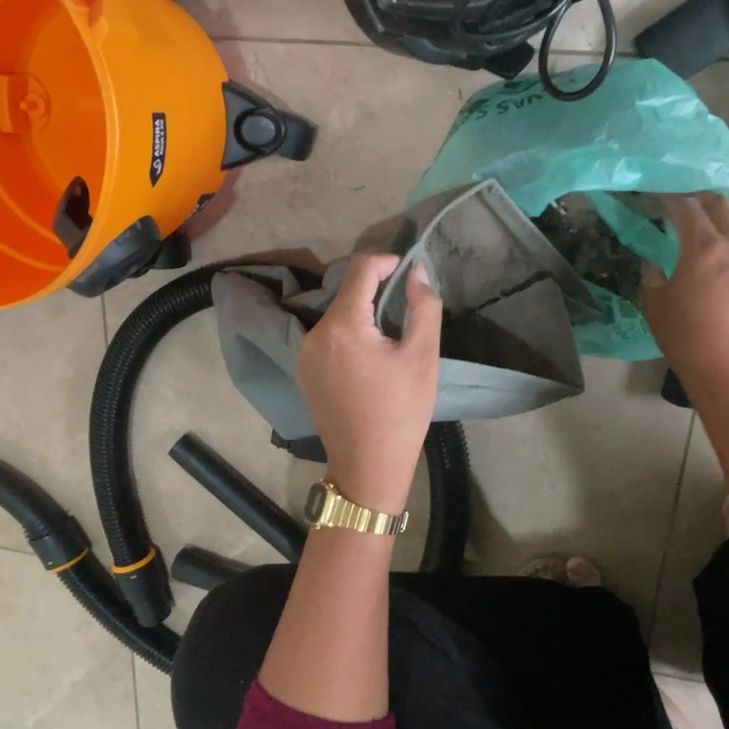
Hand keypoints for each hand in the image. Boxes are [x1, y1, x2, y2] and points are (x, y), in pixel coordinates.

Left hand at [299, 254, 442, 515]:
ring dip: (364, 316)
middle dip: (377, 293)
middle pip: (347, 294)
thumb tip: (417, 272)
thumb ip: (423, 306)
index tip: (410, 271)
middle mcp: (315, 334)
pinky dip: (350, 337)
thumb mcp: (422, 357)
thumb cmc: (401, 412)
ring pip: (338, 317)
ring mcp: (305, 355)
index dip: (387, 261)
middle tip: (408, 311)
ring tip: (392, 340)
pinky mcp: (305, 373)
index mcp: (342, 326)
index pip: (360, 269)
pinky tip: (371, 361)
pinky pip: (329, 340)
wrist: (368, 466)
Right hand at [644, 194, 728, 411]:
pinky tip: (708, 261)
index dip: (668, 198)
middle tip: (677, 203)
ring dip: (714, 222)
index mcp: (705, 248)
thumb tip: (657, 265)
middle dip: (699, 198)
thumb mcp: (656, 306)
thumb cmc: (686, 338)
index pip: (687, 208)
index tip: (653, 196)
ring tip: (691, 232)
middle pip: (720, 206)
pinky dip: (723, 244)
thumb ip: (654, 277)